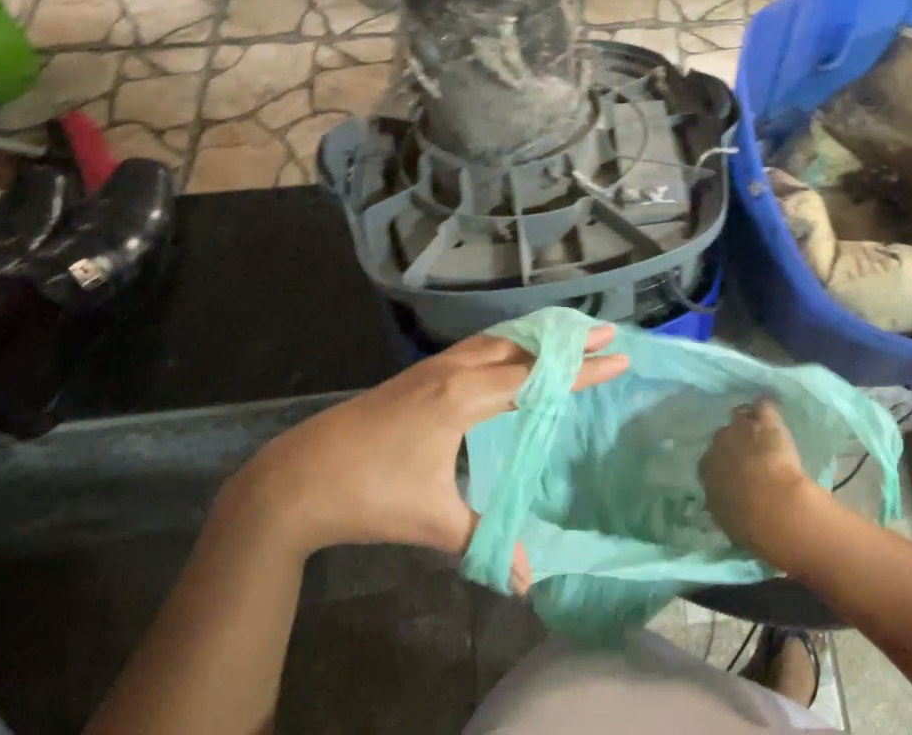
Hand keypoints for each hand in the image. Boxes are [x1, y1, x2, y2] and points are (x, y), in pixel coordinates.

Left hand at [218, 326, 627, 586]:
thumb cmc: (368, 496)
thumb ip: (484, 541)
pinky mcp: (412, 378)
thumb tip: (525, 581)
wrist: (293, 481)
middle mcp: (451, 373)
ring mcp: (428, 371)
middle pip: (518, 346)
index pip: (535, 377)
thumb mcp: (432, 521)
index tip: (618, 357)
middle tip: (604, 331)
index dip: (579, 370)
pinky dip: (503, 346)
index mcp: (462, 398)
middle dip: (563, 340)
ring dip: (531, 337)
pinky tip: (505, 358)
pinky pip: (471, 350)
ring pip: (492, 342)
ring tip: (564, 336)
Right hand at [699, 398, 826, 563]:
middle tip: (751, 451)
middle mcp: (718, 445)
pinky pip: (763, 406)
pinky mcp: (765, 421)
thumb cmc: (748, 521)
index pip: (709, 460)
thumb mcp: (726, 518)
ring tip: (763, 429)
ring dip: (750, 422)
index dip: (723, 463)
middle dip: (735, 441)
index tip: (734, 469)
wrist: (772, 505)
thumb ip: (723, 503)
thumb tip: (725, 503)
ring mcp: (741, 429)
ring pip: (741, 417)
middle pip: (723, 436)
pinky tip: (775, 413)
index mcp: (707, 470)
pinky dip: (768, 408)